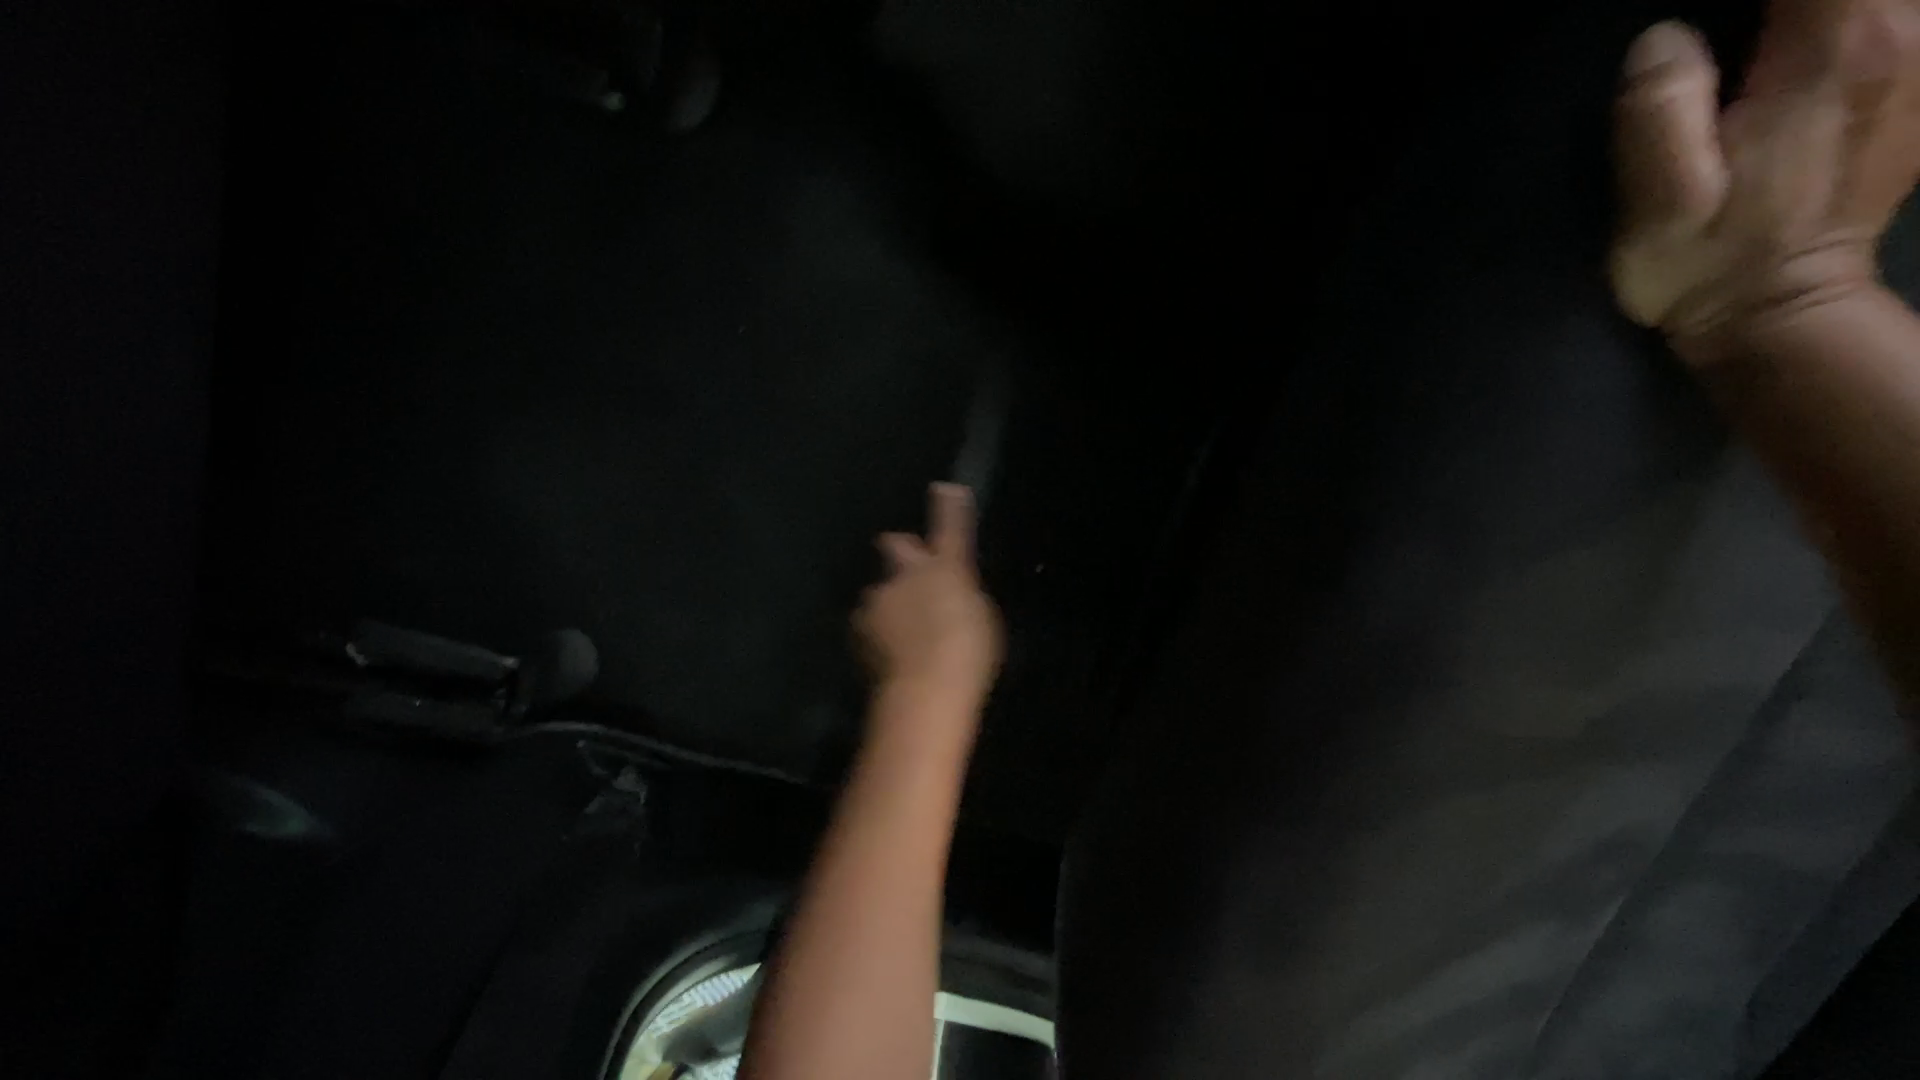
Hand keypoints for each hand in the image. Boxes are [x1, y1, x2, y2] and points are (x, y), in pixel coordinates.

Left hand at [855, 483, 1003, 709]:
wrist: (924, 690)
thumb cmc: (969, 654)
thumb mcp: (981, 618)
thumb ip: (962, 594)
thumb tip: (951, 589)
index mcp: (946, 568)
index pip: (948, 527)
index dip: (947, 506)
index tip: (944, 488)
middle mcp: (906, 573)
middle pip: (895, 545)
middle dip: (900, 551)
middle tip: (911, 573)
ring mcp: (877, 599)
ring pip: (880, 590)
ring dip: (889, 602)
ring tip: (903, 633)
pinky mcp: (857, 628)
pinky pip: (868, 622)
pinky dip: (876, 631)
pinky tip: (890, 654)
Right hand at [1610, 1, 1919, 363]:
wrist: (1778, 316)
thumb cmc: (1705, 264)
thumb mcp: (1656, 205)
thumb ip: (1658, 112)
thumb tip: (1663, 38)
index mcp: (1833, 51)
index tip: (1703, 15)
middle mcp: (1906, 30)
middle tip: (1730, 23)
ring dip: (1817, 8)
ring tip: (1762, 31)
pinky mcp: (1917, 76)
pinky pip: (1893, 17)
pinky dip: (1851, 17)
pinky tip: (1805, 36)